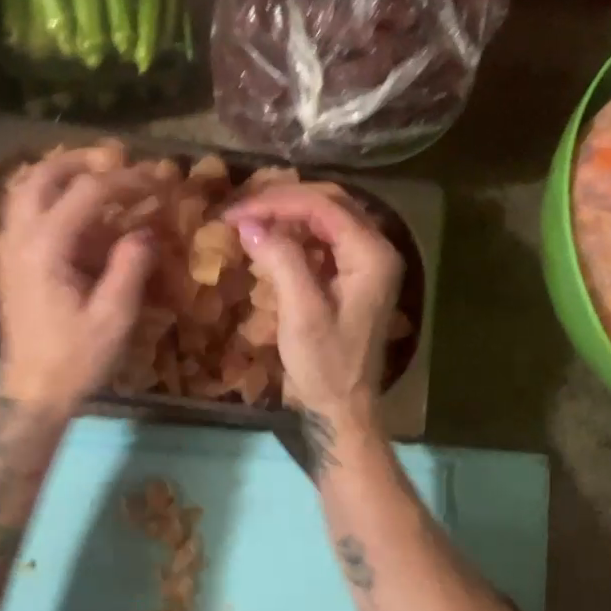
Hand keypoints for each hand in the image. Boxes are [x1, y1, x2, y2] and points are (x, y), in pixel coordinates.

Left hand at [0, 154, 155, 413]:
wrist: (32, 390)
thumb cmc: (74, 359)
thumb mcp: (113, 317)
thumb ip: (129, 267)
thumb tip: (145, 232)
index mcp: (46, 248)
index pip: (87, 191)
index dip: (126, 179)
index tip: (156, 179)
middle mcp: (19, 238)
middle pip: (42, 175)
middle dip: (81, 160)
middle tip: (116, 160)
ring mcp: (8, 249)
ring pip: (24, 189)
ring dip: (58, 174)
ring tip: (94, 176)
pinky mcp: (8, 262)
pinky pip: (20, 211)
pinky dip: (44, 196)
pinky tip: (72, 209)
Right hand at [226, 185, 403, 428]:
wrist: (342, 409)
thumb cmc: (325, 366)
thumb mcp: (301, 313)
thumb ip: (280, 261)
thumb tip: (248, 223)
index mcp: (371, 255)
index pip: (322, 207)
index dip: (276, 203)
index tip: (234, 213)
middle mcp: (376, 250)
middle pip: (328, 204)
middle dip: (282, 201)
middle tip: (239, 211)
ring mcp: (366, 264)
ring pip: (326, 219)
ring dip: (287, 214)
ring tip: (248, 220)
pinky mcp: (352, 278)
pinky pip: (323, 240)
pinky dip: (294, 234)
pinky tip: (268, 241)